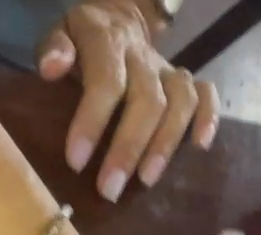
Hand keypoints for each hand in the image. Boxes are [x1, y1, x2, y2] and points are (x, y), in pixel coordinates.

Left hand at [38, 0, 219, 201]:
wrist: (116, 19)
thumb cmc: (80, 42)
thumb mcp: (60, 35)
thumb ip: (53, 48)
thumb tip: (52, 67)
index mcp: (109, 42)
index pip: (106, 81)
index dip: (93, 121)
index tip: (76, 163)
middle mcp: (143, 56)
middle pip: (147, 100)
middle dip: (128, 147)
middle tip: (109, 189)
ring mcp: (167, 68)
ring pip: (180, 101)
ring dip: (165, 143)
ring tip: (145, 180)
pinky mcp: (184, 79)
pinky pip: (206, 93)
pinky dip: (208, 117)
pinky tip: (200, 146)